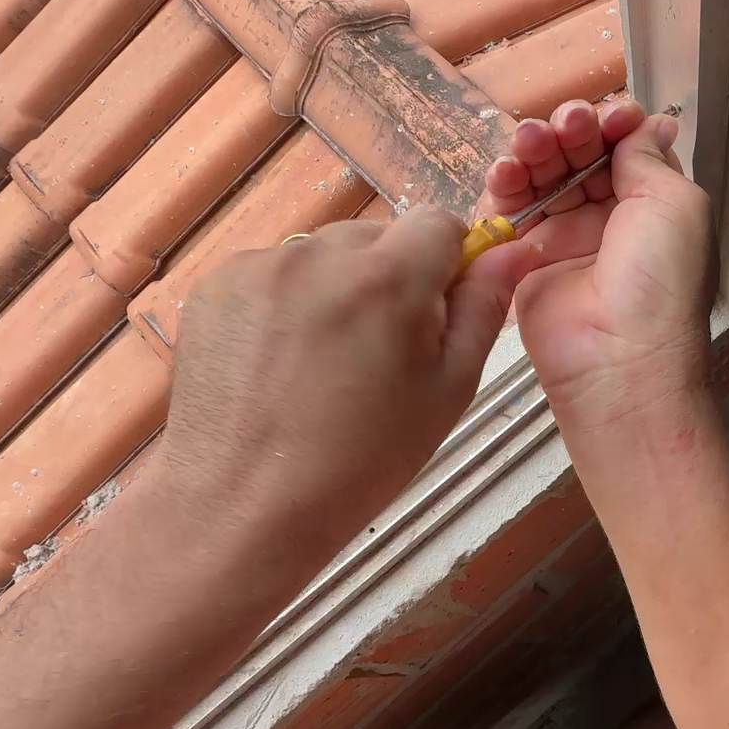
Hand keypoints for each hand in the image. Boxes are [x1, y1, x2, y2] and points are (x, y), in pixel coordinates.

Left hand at [153, 210, 535, 564]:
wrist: (245, 505)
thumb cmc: (367, 458)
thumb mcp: (449, 390)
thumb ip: (483, 310)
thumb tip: (512, 249)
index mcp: (389, 278)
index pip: (441, 223)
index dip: (451, 264)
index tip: (440, 314)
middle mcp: (321, 252)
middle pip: (382, 238)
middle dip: (395, 279)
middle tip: (384, 353)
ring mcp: (260, 264)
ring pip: (328, 254)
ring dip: (343, 289)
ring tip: (329, 362)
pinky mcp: (216, 284)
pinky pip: (278, 273)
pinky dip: (293, 303)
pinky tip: (285, 362)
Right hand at [481, 99, 713, 430]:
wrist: (618, 362)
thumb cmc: (660, 284)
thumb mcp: (676, 205)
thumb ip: (650, 159)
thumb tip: (644, 124)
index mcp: (652, 207)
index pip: (623, 149)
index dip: (613, 125)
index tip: (610, 117)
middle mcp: (609, 221)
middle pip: (578, 157)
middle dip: (569, 131)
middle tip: (565, 127)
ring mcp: (566, 241)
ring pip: (540, 177)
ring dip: (532, 150)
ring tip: (527, 144)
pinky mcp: (526, 261)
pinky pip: (507, 212)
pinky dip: (502, 185)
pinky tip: (504, 172)